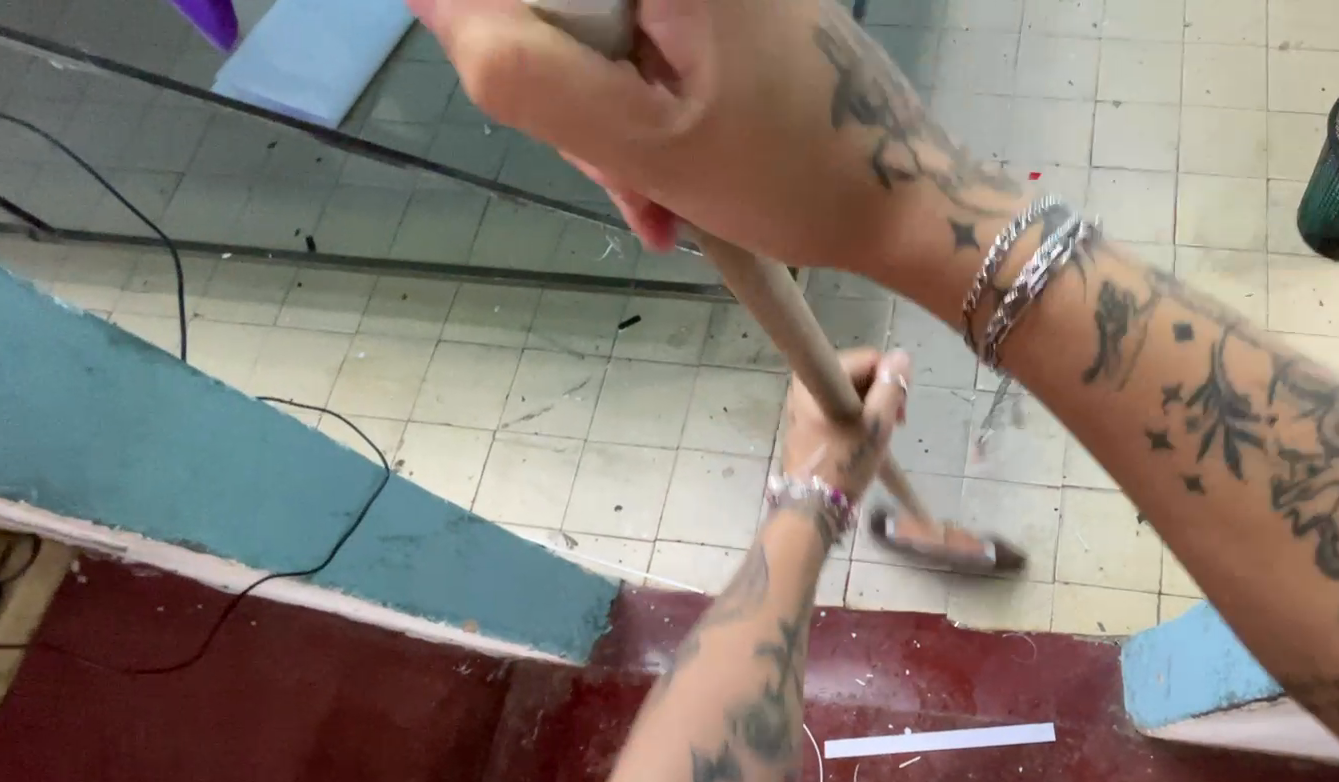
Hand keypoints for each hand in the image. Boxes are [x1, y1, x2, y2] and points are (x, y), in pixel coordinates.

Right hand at [409, 0, 1022, 276]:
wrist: (904, 205)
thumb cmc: (794, 181)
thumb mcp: (646, 144)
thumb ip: (521, 68)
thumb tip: (434, 1)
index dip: (511, 42)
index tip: (552, 114)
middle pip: (563, 11)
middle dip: (577, 106)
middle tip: (630, 189)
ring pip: (607, 43)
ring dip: (618, 133)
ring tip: (662, 205)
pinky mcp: (736, 16)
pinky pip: (656, 58)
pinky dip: (655, 123)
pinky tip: (677, 187)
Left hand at [781, 348, 909, 502]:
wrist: (813, 506)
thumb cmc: (845, 464)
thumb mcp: (876, 427)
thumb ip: (891, 388)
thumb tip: (901, 356)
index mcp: (817, 378)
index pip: (868, 359)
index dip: (891, 380)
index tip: (901, 411)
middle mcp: (806, 384)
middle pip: (859, 374)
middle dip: (882, 396)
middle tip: (896, 425)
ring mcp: (804, 404)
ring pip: (853, 393)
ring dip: (874, 410)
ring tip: (882, 437)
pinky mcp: (807, 422)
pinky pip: (841, 408)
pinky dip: (858, 419)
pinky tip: (866, 441)